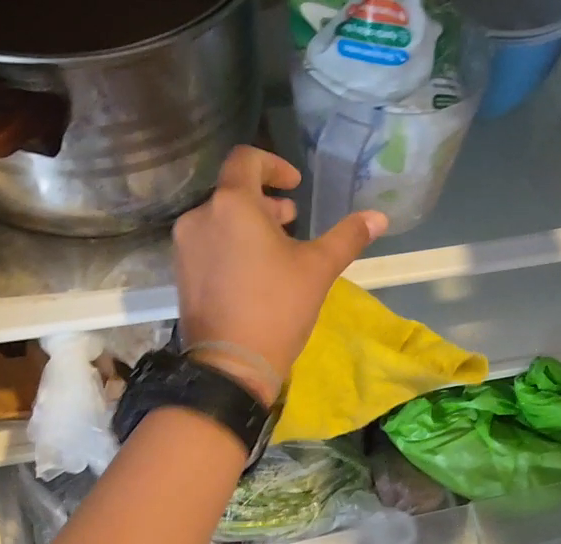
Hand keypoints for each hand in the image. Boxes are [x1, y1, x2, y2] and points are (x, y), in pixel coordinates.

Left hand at [172, 146, 387, 401]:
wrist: (231, 366)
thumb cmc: (277, 309)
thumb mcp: (318, 270)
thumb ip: (347, 237)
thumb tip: (379, 217)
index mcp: (232, 204)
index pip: (247, 160)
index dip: (274, 165)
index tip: (295, 185)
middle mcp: (200, 216)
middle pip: (233, 192)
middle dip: (265, 202)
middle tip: (291, 221)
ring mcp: (185, 247)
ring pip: (220, 221)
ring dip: (249, 226)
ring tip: (276, 250)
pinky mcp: (181, 274)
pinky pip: (209, 246)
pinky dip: (231, 247)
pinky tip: (254, 274)